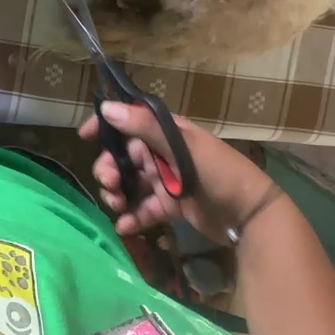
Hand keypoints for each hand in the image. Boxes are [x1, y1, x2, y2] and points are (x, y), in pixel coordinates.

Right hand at [80, 101, 279, 237]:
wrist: (250, 214)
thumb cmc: (219, 172)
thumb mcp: (183, 147)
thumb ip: (145, 128)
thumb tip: (107, 109)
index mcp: (167, 132)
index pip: (129, 122)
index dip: (105, 127)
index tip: (84, 137)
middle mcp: (163, 154)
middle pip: (124, 157)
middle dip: (110, 169)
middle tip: (110, 184)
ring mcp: (166, 181)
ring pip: (130, 184)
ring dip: (117, 194)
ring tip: (117, 206)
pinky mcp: (169, 206)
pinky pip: (143, 209)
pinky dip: (131, 217)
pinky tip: (125, 226)